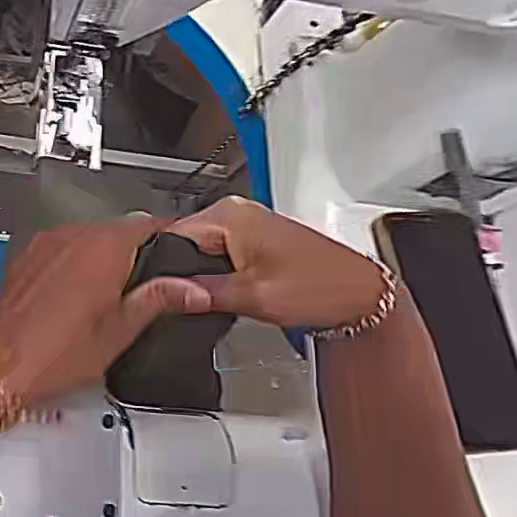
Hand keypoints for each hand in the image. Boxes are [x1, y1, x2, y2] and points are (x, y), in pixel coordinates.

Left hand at [0, 215, 208, 404]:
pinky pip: (65, 247)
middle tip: (148, 286)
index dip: (172, 238)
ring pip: (91, 237)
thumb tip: (192, 289)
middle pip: (121, 229)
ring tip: (109, 297)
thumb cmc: (55, 355)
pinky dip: (77, 262)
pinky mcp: (30, 256)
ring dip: (106, 256)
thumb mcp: (121, 330)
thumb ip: (160, 299)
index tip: (181, 251)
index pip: (152, 224)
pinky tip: (78, 296)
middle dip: (138, 252)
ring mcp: (48, 243)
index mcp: (104, 248)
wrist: (1, 369)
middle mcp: (74, 235)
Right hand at [167, 197, 385, 327]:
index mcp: (230, 215)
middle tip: (182, 303)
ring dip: (200, 276)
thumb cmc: (321, 286)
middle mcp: (238, 213)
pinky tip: (226, 295)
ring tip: (209, 300)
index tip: (157, 292)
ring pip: (202, 252)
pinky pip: (221, 255)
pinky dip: (217, 275)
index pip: (171, 236)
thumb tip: (171, 294)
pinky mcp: (257, 242)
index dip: (161, 268)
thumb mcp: (251, 295)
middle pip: (184, 243)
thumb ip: (203, 292)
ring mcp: (249, 226)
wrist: (359, 296)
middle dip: (180, 273)